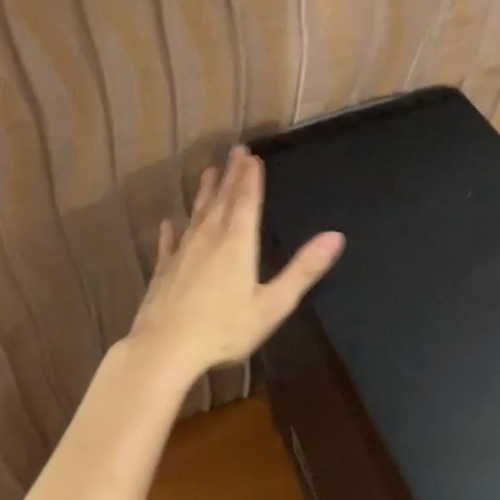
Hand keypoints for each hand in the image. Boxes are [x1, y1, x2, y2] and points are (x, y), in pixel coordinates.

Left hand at [124, 145, 343, 379]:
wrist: (165, 348)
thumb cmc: (224, 329)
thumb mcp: (272, 304)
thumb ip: (303, 270)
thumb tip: (336, 236)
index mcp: (237, 245)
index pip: (246, 203)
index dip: (251, 179)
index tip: (252, 156)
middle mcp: (208, 240)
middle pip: (221, 202)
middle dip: (230, 176)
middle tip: (234, 151)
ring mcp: (182, 254)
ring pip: (196, 216)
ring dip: (204, 194)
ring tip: (208, 173)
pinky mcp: (164, 272)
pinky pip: (169, 244)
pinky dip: (171, 231)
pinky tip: (169, 224)